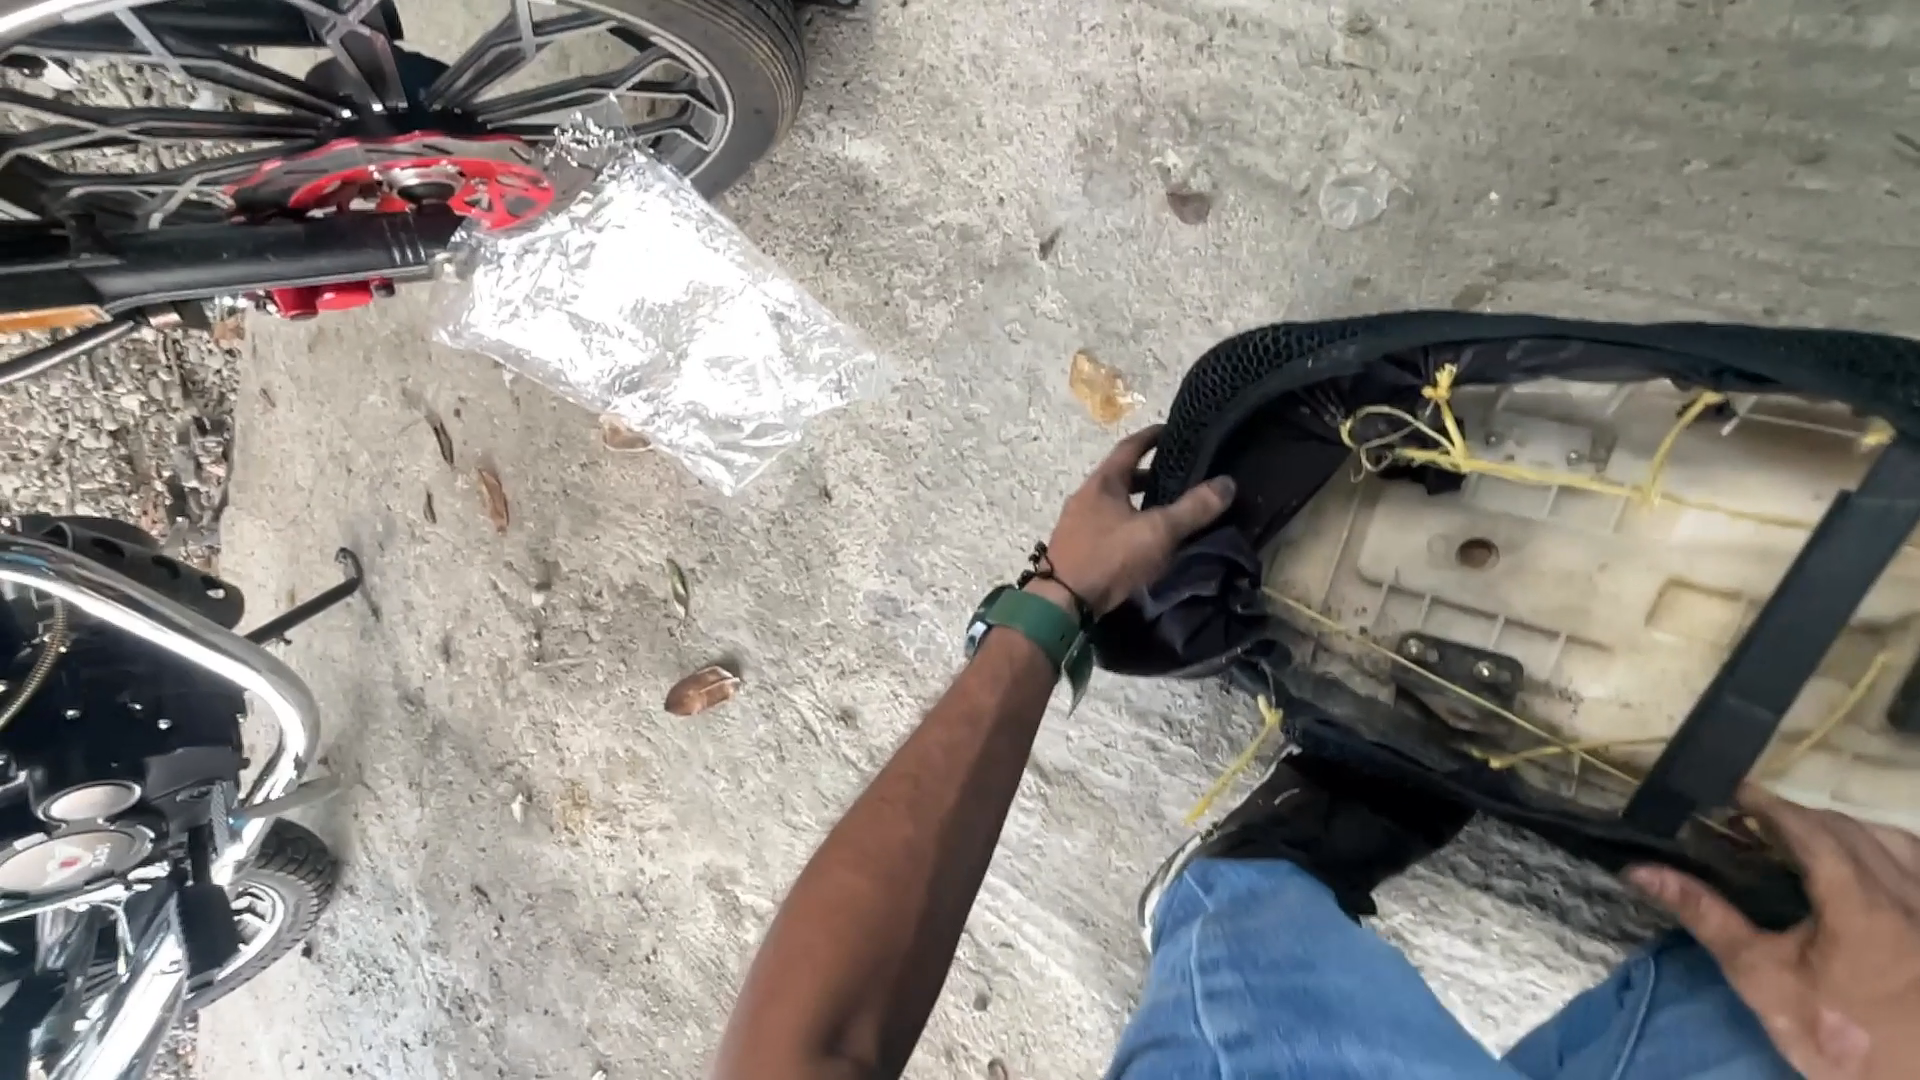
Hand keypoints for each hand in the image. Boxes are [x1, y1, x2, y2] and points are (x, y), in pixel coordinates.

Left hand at [1032, 426, 1236, 617]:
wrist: (1063, 601)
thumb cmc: (1109, 557)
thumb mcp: (1157, 531)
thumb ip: (1192, 509)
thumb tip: (1227, 483)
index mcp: (1102, 483)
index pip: (1129, 448)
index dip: (1151, 437)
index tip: (1171, 430)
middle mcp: (1086, 496)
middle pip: (1121, 476)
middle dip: (1149, 474)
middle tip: (1179, 476)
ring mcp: (1078, 522)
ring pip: (1115, 503)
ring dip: (1139, 502)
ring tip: (1168, 510)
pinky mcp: (1078, 547)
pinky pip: (1109, 525)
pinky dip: (1129, 523)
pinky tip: (1144, 540)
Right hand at [1628, 787, 1919, 1079]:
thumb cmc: (1836, 1034)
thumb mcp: (1760, 977)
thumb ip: (1705, 915)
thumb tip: (1639, 870)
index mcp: (1864, 910)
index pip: (1814, 834)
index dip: (1771, 806)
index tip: (1734, 791)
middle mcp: (1914, 903)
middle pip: (1856, 831)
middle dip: (1803, 817)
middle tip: (1757, 821)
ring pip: (1902, 843)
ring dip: (1851, 830)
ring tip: (1810, 839)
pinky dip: (1894, 852)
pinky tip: (1867, 865)